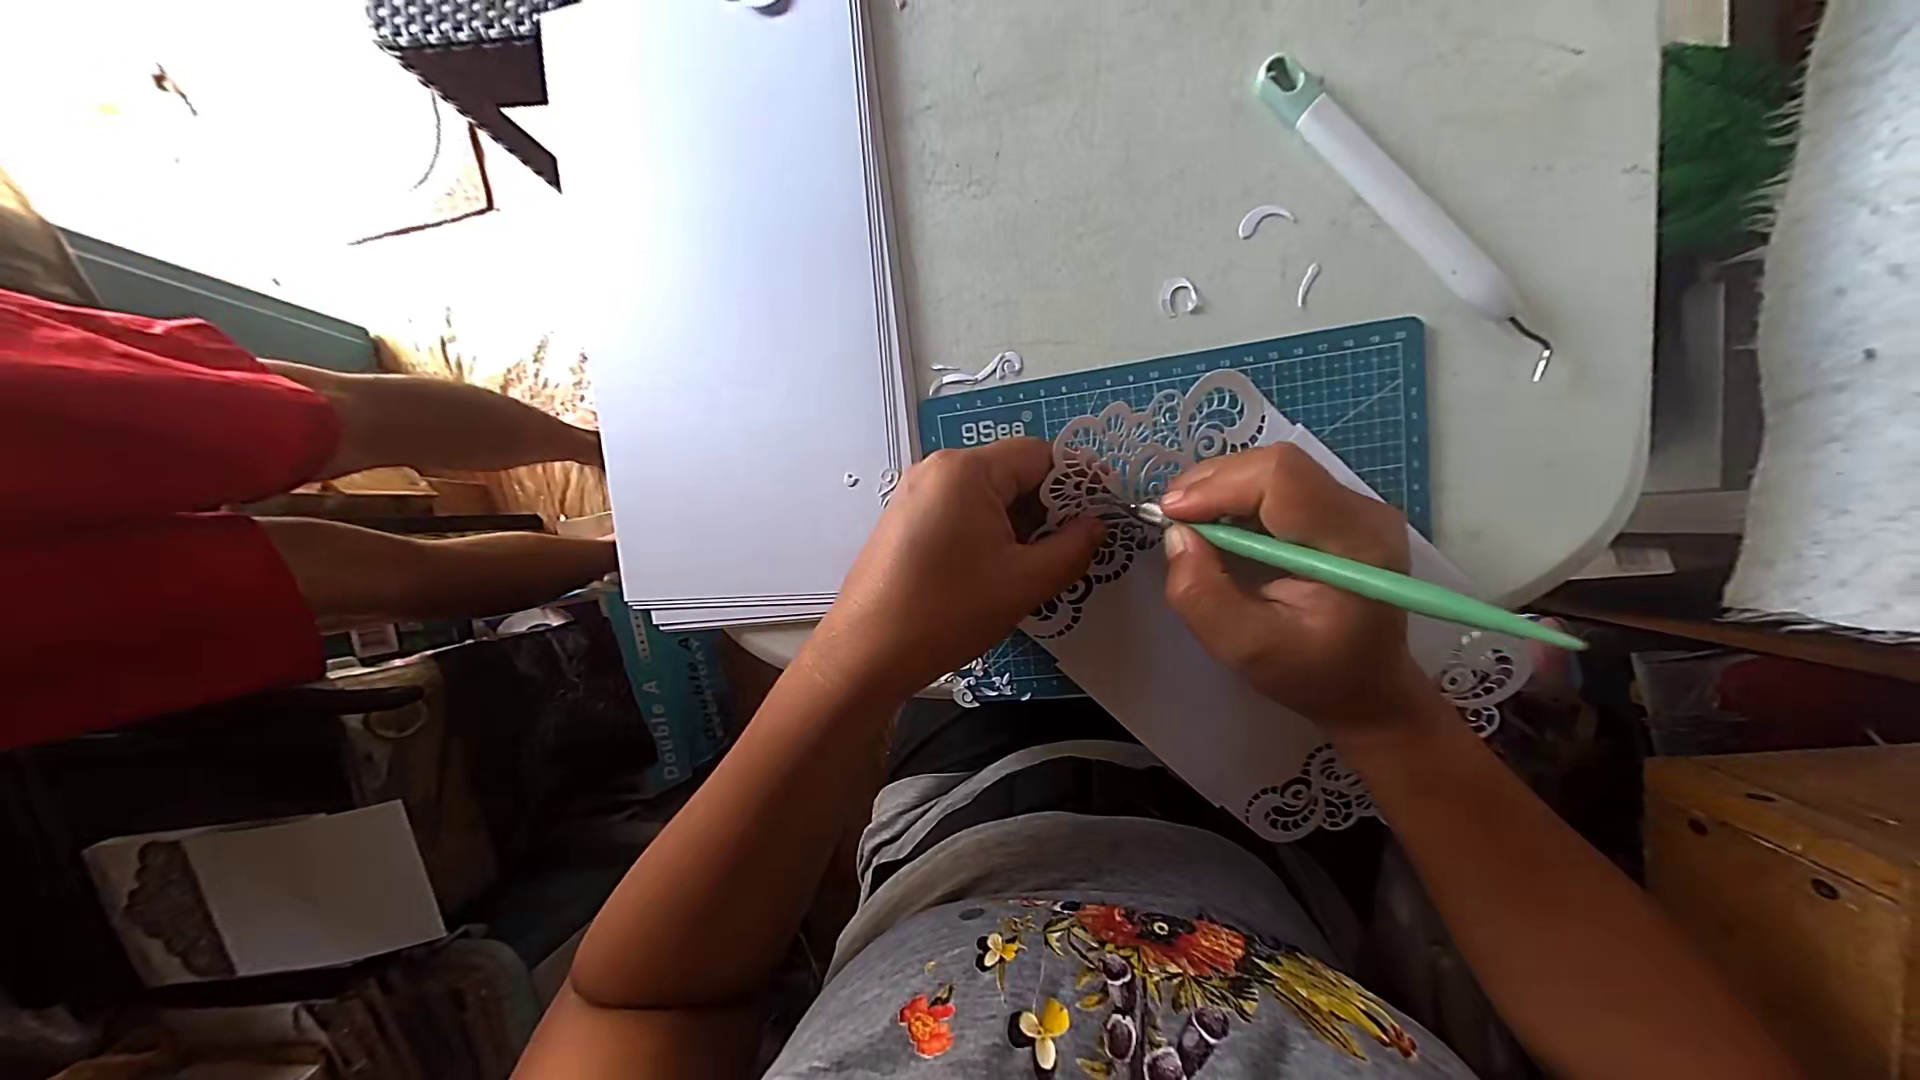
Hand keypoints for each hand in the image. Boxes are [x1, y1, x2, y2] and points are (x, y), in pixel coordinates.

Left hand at [802, 439, 1104, 700]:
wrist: (867, 653)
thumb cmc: (947, 612)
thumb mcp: (1025, 581)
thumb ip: (1073, 547)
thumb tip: (1095, 525)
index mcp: (966, 470)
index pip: (1040, 454)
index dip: (1079, 480)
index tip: (1103, 509)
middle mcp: (937, 470)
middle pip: (1012, 472)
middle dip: (1049, 506)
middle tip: (1075, 545)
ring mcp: (916, 494)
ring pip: (987, 495)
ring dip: (1021, 523)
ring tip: (1039, 564)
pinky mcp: (905, 520)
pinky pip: (961, 512)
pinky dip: (990, 531)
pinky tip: (1000, 569)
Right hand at [1159, 444, 1438, 732]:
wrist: (1364, 687)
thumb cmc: (1312, 675)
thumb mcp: (1246, 648)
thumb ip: (1203, 596)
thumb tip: (1176, 536)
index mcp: (1352, 544)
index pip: (1283, 480)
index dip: (1219, 487)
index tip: (1172, 516)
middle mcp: (1361, 511)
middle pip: (1274, 465)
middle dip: (1210, 484)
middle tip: (1170, 518)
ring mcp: (1350, 505)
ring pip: (1270, 468)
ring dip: (1217, 487)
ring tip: (1186, 521)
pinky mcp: (1333, 509)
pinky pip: (1274, 483)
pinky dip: (1231, 495)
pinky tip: (1213, 523)